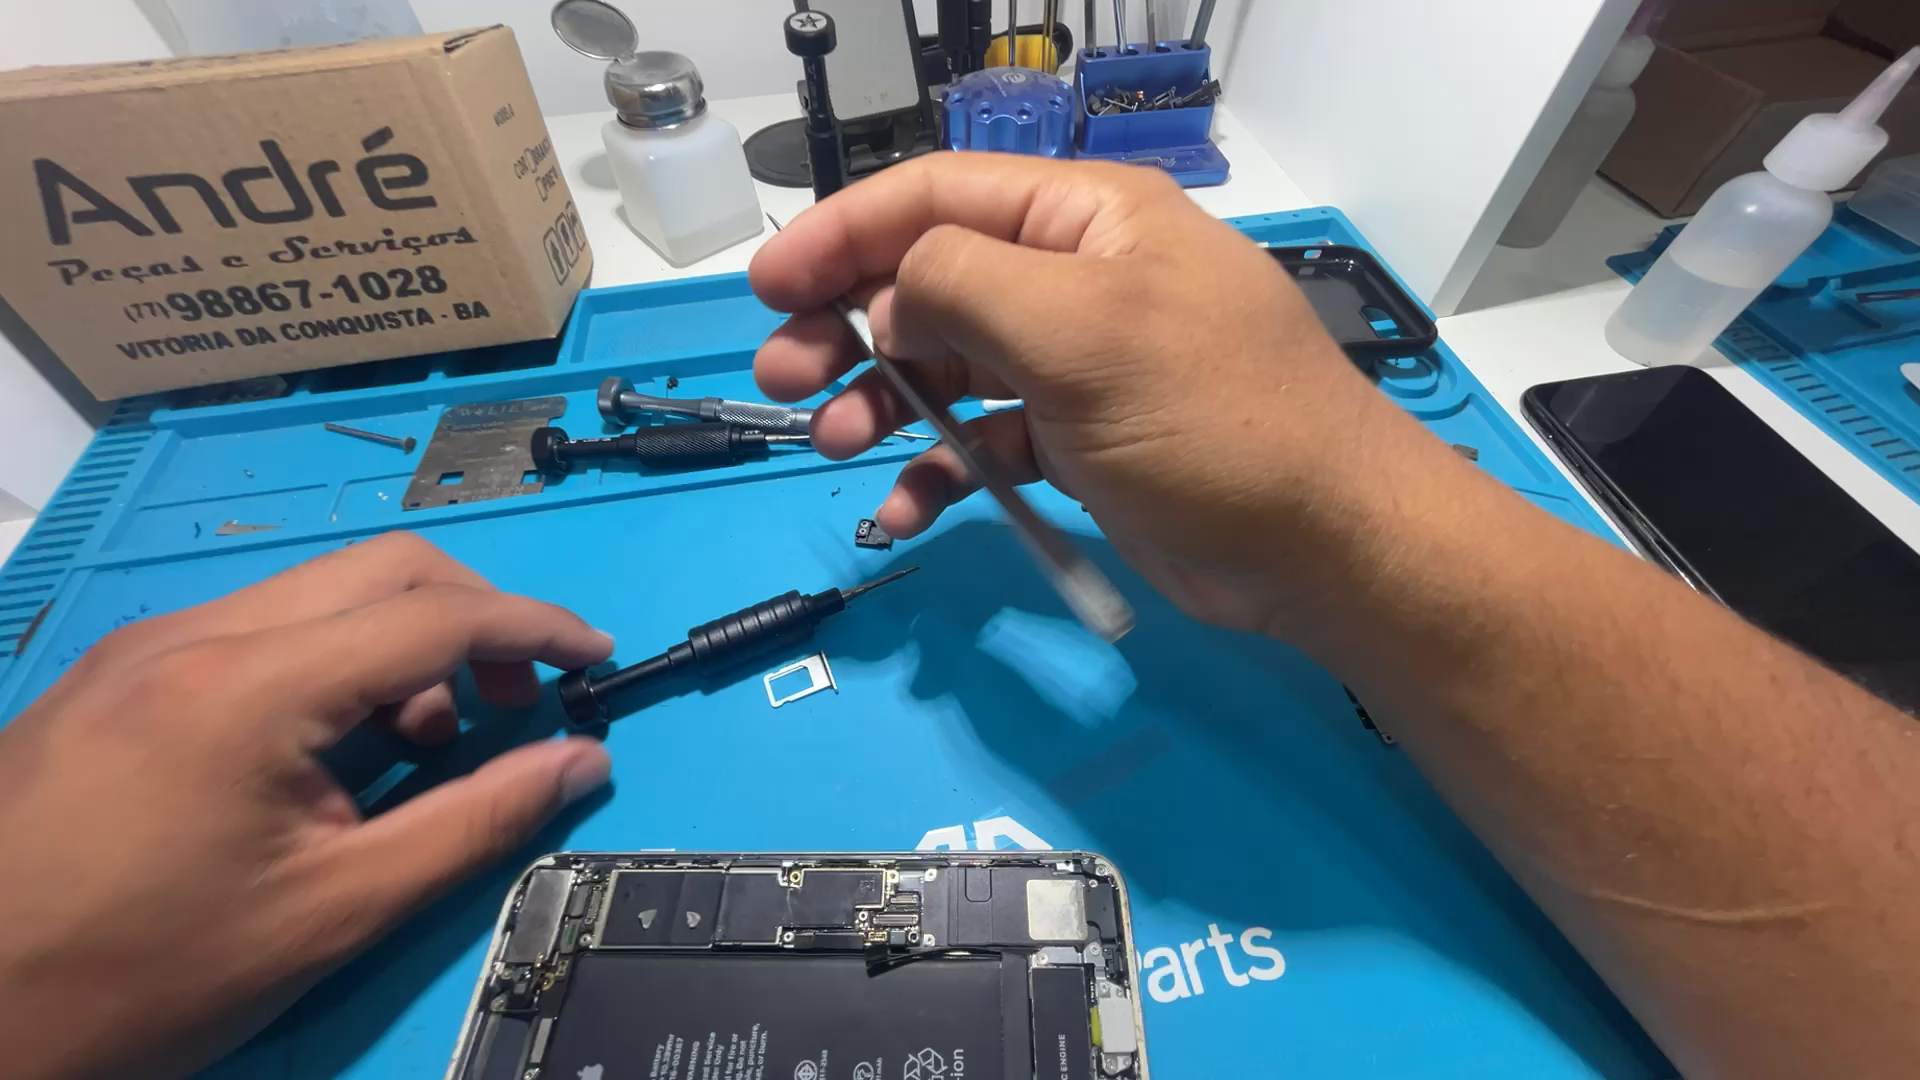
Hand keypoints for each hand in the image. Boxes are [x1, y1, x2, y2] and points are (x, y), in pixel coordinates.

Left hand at [0, 533, 613, 1079]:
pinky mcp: (131, 671)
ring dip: (420, 639)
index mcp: (246, 689)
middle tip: (517, 694)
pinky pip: (284, 624)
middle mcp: (197, 637)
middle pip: (394, 567)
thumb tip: (583, 762)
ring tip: (432, 733)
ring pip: (339, 589)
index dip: (539, 627)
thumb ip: (481, 820)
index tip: (596, 653)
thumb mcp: (336, 910)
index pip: (439, 615)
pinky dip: (357, 659)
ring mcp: (154, 647)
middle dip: (483, 618)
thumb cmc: (129, 981)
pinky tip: (349, 740)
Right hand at [750, 155, 1465, 635]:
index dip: (842, 234)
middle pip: (929, 285)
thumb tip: (890, 292)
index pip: (936, 199)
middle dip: (849, 327)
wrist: (1313, 545)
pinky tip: (904, 508)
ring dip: (882, 403)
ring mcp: (1069, 369)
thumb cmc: (1207, 421)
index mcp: (1080, 222)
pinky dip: (939, 470)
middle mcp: (1070, 285)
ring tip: (831, 441)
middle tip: (781, 378)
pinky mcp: (1071, 443)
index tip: (769, 286)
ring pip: (948, 368)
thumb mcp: (1082, 331)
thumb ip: (967, 285)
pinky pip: (983, 443)